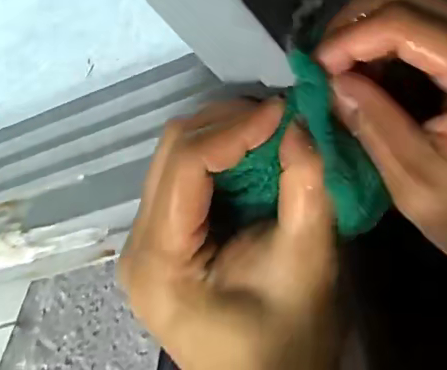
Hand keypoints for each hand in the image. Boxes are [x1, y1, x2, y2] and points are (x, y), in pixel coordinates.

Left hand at [118, 98, 342, 369]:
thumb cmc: (288, 335)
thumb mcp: (306, 260)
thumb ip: (304, 186)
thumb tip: (299, 120)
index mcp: (161, 261)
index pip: (187, 165)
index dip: (236, 129)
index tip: (284, 111)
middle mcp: (139, 241)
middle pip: (176, 147)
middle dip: (231, 121)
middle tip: (282, 116)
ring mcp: (148, 235)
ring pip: (179, 148)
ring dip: (228, 128)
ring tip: (273, 128)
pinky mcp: (166, 229)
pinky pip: (188, 165)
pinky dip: (225, 145)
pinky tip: (257, 147)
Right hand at [314, 0, 446, 283]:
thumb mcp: (422, 187)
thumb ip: (374, 125)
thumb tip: (330, 79)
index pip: (405, 21)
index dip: (351, 38)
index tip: (314, 70)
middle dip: (355, 22)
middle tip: (323, 63)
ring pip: (414, 1)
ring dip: (370, 28)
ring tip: (341, 70)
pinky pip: (427, 21)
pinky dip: (390, 39)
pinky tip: (371, 73)